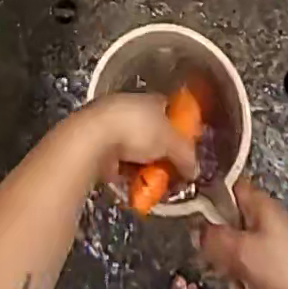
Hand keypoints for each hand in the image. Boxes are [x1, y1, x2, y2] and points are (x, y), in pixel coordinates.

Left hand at [68, 92, 196, 179]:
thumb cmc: (136, 129)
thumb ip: (185, 154)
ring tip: (153, 185)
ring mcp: (115, 126)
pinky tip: (134, 187)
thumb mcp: (170, 141)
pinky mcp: (100, 145)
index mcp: (152, 100)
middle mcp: (134, 109)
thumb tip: (194, 169)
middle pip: (154, 133)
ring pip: (137, 150)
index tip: (186, 149)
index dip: (180, 130)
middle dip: (162, 154)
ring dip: (145, 167)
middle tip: (171, 172)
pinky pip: (121, 163)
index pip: (171, 112)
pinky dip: (128, 174)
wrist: (93, 137)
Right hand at [198, 179, 287, 288]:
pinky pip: (243, 264)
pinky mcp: (269, 270)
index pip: (229, 185)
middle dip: (214, 233)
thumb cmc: (280, 271)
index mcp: (260, 203)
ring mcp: (267, 245)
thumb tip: (196, 229)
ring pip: (233, 243)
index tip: (189, 208)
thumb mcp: (242, 250)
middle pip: (228, 216)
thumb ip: (214, 236)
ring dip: (224, 258)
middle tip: (210, 251)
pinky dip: (236, 274)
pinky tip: (238, 288)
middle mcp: (263, 219)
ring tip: (226, 273)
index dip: (209, 191)